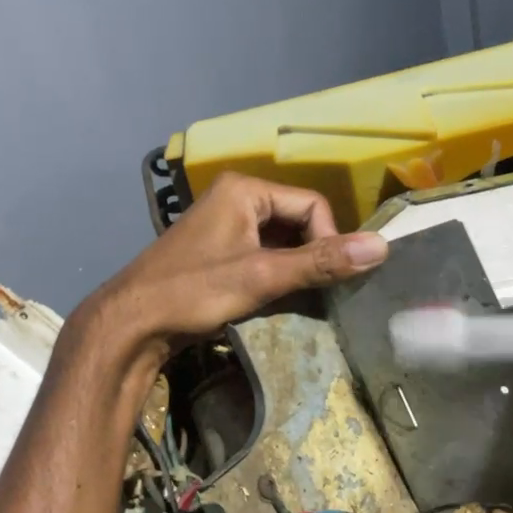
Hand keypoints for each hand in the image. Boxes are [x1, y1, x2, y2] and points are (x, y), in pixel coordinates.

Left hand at [79, 173, 388, 369]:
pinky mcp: (218, 252)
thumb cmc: (194, 291)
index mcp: (245, 190)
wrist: (130, 323)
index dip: (329, 240)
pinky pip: (261, 255)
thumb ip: (321, 262)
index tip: (329, 279)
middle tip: (318, 293)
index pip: (312, 204)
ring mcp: (224, 225)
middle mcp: (236, 198)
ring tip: (298, 299)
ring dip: (294, 269)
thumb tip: (382, 247)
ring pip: (281, 242)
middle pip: (297, 221)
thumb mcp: (262, 276)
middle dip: (311, 256)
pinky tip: (274, 301)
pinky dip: (275, 276)